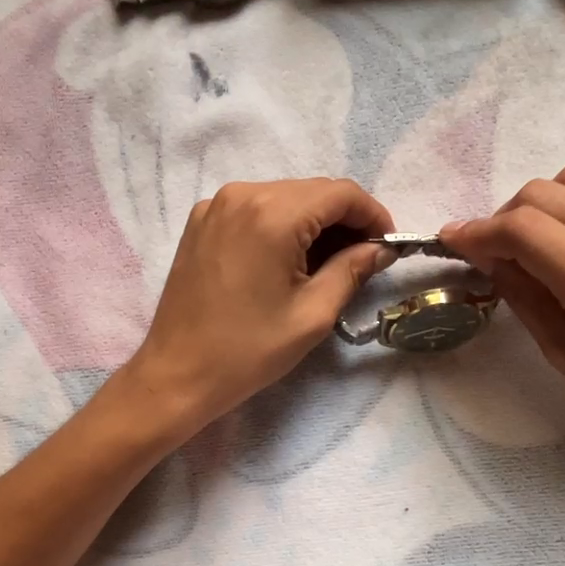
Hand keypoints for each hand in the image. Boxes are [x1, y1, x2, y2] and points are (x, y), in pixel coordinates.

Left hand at [125, 178, 394, 425]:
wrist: (177, 374)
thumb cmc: (247, 350)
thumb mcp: (312, 314)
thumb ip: (352, 270)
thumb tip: (380, 248)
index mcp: (272, 214)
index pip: (340, 193)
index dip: (372, 214)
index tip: (387, 245)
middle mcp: (241, 195)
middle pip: (312, 191)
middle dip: (343, 220)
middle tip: (361, 260)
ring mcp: (215, 206)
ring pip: (283, 198)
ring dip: (312, 223)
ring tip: (326, 265)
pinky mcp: (200, 223)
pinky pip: (254, 210)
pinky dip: (279, 226)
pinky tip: (287, 262)